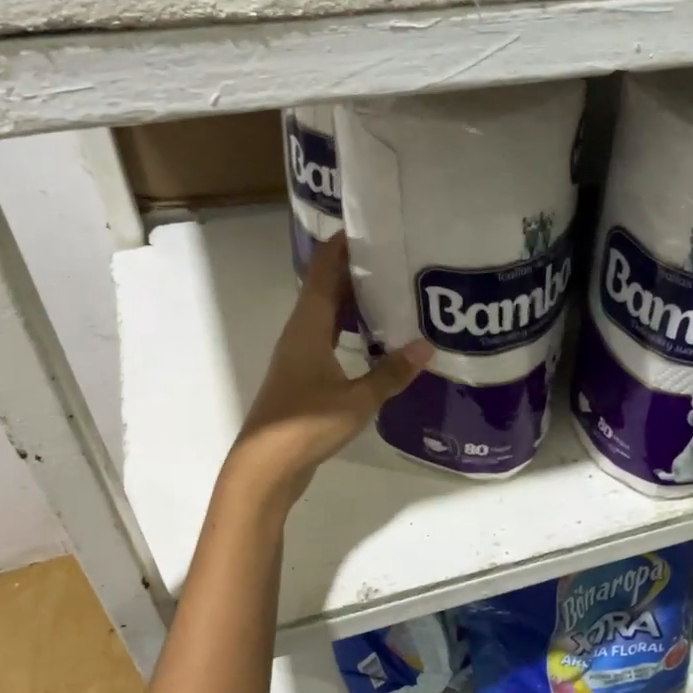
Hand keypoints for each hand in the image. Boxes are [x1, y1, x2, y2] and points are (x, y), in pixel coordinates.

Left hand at [227, 236, 432, 508]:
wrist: (266, 466)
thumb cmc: (306, 424)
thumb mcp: (357, 399)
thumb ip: (390, 373)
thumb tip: (426, 346)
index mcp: (307, 327)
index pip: (324, 272)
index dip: (342, 247)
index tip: (370, 226)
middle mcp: (299, 334)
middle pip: (326, 291)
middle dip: (355, 272)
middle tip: (394, 258)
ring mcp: (298, 358)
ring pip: (327, 318)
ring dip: (353, 304)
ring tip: (390, 293)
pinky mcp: (302, 380)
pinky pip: (328, 341)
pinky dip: (349, 333)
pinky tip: (373, 342)